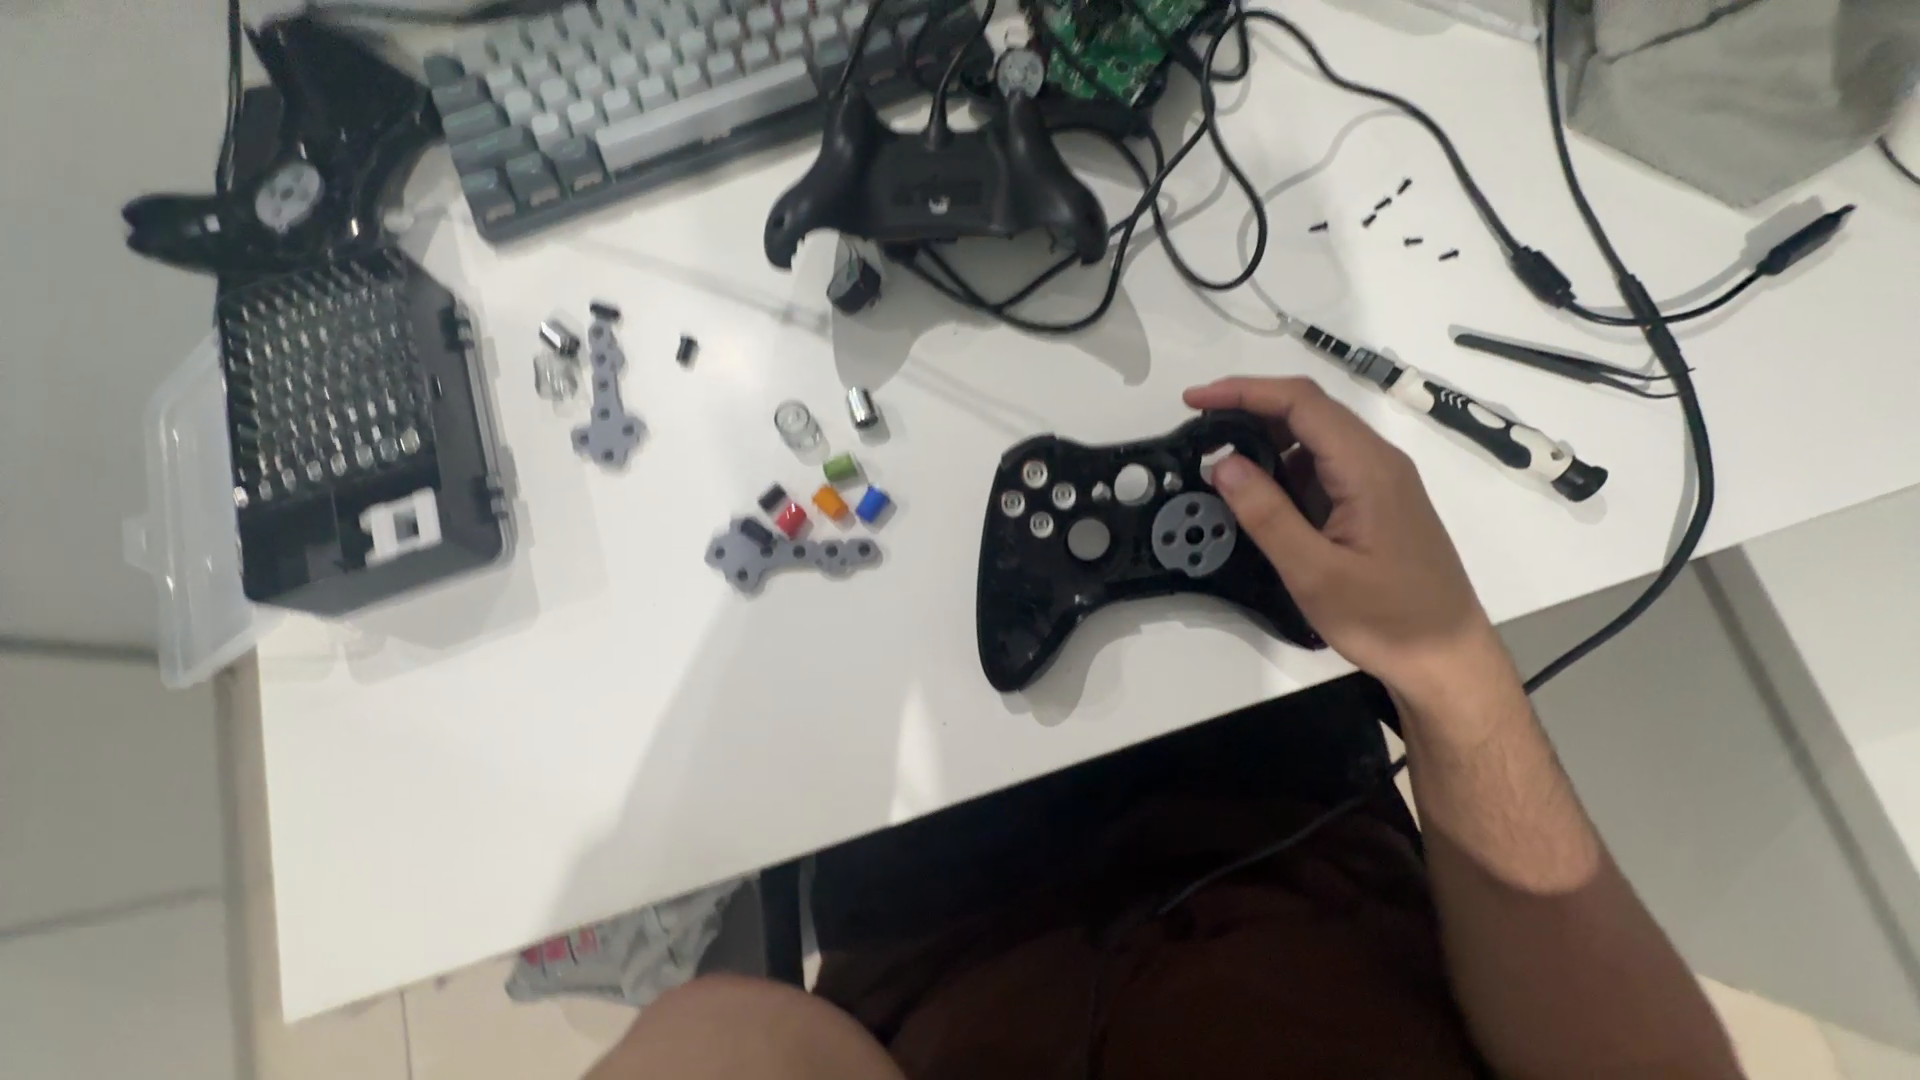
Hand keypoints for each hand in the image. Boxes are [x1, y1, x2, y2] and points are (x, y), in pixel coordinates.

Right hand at [1184, 377, 1503, 701]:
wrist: (1445, 657)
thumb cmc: (1385, 617)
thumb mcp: (1314, 572)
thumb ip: (1266, 514)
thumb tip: (1221, 463)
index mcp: (1366, 467)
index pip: (1301, 402)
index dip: (1243, 391)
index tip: (1193, 400)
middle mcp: (1376, 461)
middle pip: (1308, 410)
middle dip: (1247, 410)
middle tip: (1196, 433)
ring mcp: (1377, 482)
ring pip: (1314, 438)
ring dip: (1263, 442)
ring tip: (1217, 466)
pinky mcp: (1372, 503)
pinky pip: (1322, 468)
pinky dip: (1282, 470)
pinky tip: (1257, 496)